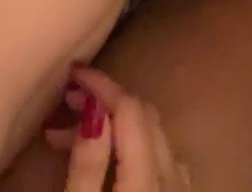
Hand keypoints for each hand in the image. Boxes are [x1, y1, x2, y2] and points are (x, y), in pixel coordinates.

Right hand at [50, 66, 191, 190]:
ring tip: (78, 133)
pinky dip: (137, 145)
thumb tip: (93, 107)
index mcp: (147, 178)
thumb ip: (87, 165)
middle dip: (106, 100)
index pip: (130, 109)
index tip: (72, 72)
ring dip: (118, 123)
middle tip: (68, 102)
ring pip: (155, 135)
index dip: (101, 84)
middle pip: (145, 116)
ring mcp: (182, 190)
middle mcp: (173, 178)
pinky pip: (163, 159)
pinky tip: (113, 156)